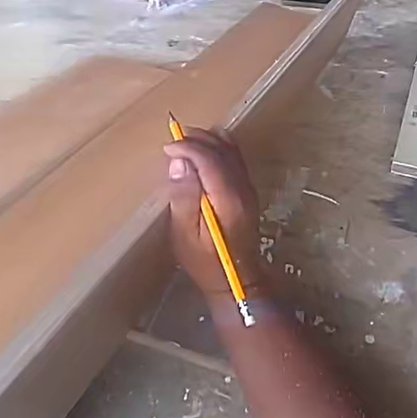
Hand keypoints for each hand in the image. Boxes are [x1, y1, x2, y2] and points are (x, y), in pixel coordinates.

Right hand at [162, 127, 262, 307]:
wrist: (238, 277)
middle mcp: (243, 188)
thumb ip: (184, 197)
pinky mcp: (248, 190)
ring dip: (209, 140)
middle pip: (222, 150)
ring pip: (232, 151)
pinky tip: (204, 150)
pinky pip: (235, 159)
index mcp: (228, 198)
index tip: (168, 148)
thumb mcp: (185, 234)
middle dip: (197, 140)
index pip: (210, 159)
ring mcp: (248, 187)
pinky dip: (218, 148)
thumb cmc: (206, 261)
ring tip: (185, 140)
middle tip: (173, 140)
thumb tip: (179, 163)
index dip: (189, 148)